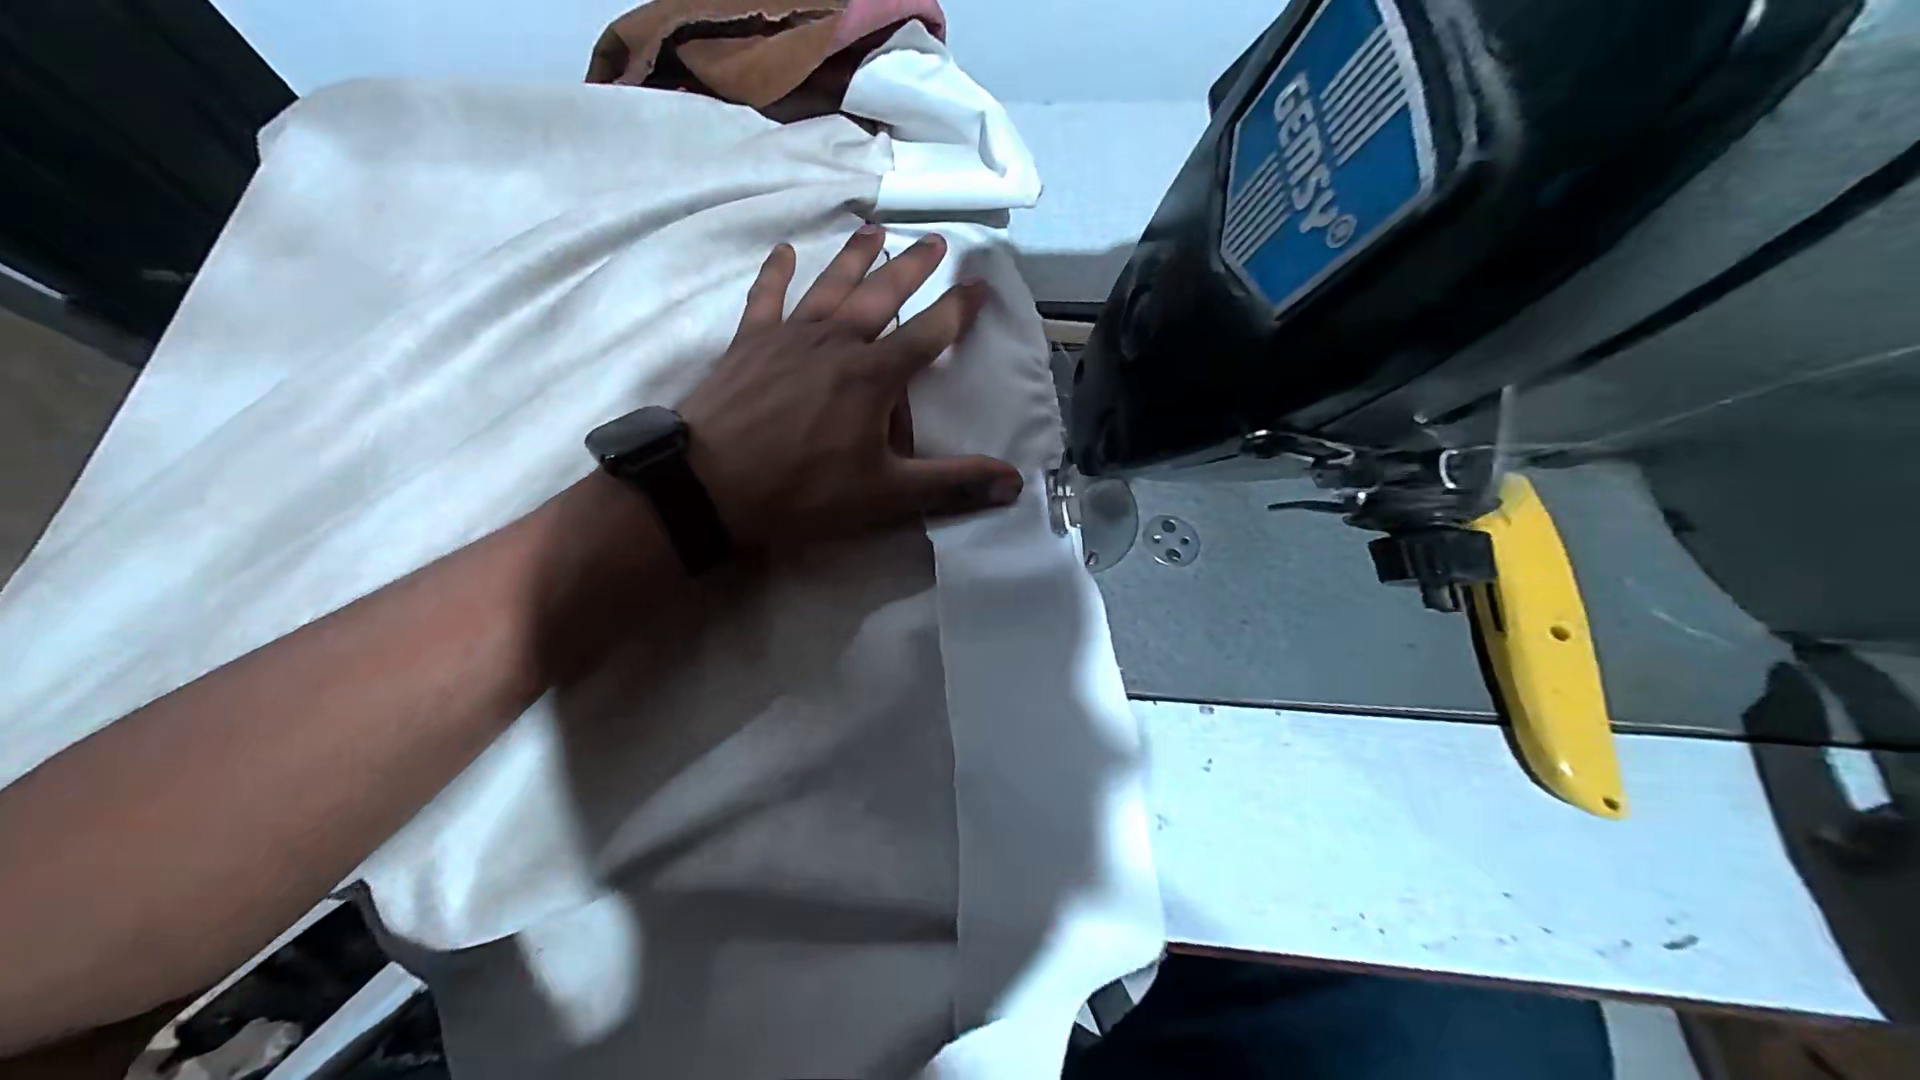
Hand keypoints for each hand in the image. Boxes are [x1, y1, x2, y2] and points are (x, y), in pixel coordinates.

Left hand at [677, 226, 1024, 548]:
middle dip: (913, 267)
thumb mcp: (885, 496)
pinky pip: (766, 297)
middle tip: (935, 242)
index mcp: (874, 375)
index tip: (980, 285)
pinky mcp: (749, 342)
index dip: (960, 309)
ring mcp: (789, 337)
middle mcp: (836, 342)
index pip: (930, 333)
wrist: (709, 486)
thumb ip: (950, 485)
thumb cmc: (803, 491)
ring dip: (855, 257)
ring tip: (874, 231)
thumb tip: (1013, 484)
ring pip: (830, 285)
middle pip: (883, 293)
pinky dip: (775, 273)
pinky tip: (782, 252)